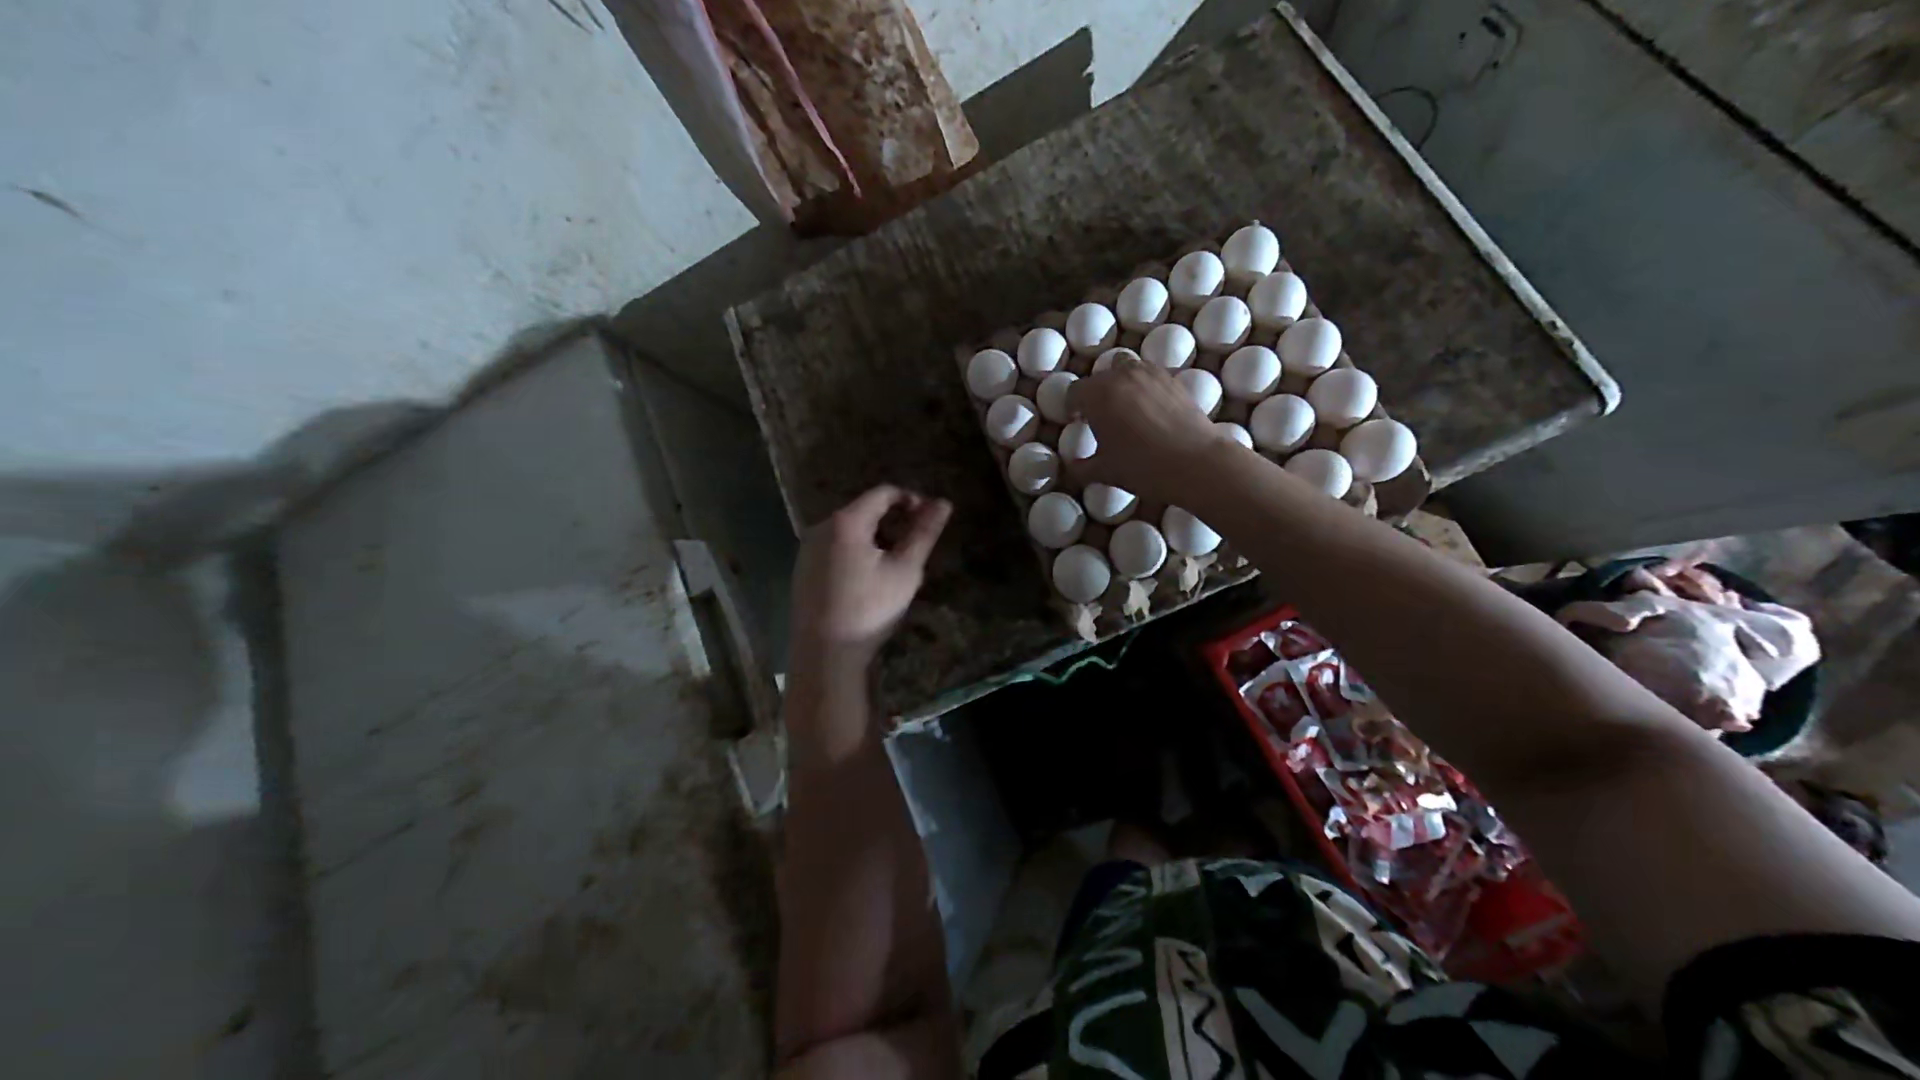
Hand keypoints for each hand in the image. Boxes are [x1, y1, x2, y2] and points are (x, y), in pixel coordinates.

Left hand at [790, 485, 951, 669]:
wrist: (824, 654)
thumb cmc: (869, 609)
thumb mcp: (905, 570)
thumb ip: (923, 533)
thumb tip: (943, 503)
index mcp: (846, 522)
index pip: (883, 493)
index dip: (911, 500)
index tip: (929, 519)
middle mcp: (821, 527)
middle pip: (864, 511)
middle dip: (893, 522)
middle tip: (913, 548)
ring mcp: (806, 549)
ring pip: (848, 531)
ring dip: (875, 539)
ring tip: (892, 567)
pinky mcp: (801, 569)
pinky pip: (834, 548)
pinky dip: (855, 553)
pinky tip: (866, 581)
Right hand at [1065, 357, 1232, 501]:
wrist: (1194, 462)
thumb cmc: (1141, 467)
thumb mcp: (1103, 471)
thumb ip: (1080, 467)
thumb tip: (1071, 465)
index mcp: (1097, 395)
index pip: (1074, 392)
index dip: (1072, 407)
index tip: (1077, 421)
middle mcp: (1121, 375)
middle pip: (1099, 377)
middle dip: (1095, 394)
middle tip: (1101, 418)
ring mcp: (1150, 373)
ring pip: (1125, 367)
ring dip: (1119, 383)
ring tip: (1125, 407)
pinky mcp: (1173, 379)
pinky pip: (1149, 375)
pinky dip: (1143, 386)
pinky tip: (1150, 409)